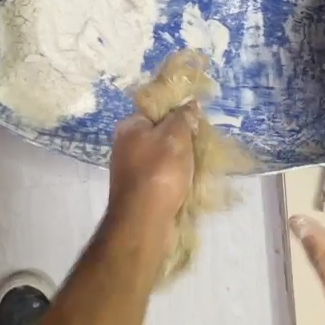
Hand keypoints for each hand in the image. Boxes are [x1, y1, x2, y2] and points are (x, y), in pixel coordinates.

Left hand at [107, 105, 197, 232]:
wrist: (143, 221)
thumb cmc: (159, 172)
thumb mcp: (176, 136)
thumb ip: (183, 117)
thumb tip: (190, 104)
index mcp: (128, 127)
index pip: (155, 110)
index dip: (177, 112)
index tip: (197, 121)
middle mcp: (124, 145)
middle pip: (159, 133)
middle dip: (180, 138)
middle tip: (200, 143)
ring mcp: (129, 170)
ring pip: (161, 156)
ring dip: (179, 160)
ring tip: (197, 164)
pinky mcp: (137, 190)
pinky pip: (160, 176)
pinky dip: (173, 177)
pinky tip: (187, 182)